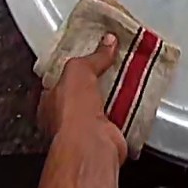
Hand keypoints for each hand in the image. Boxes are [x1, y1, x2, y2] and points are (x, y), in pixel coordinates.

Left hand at [38, 33, 126, 156]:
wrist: (91, 145)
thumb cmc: (73, 111)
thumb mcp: (78, 70)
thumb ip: (93, 57)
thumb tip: (107, 43)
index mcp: (50, 101)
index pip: (62, 79)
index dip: (77, 66)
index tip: (93, 54)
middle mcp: (67, 117)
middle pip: (85, 91)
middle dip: (100, 80)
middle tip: (115, 63)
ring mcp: (87, 129)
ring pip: (104, 104)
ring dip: (116, 92)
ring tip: (130, 74)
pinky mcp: (108, 136)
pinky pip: (120, 116)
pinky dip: (128, 106)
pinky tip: (136, 94)